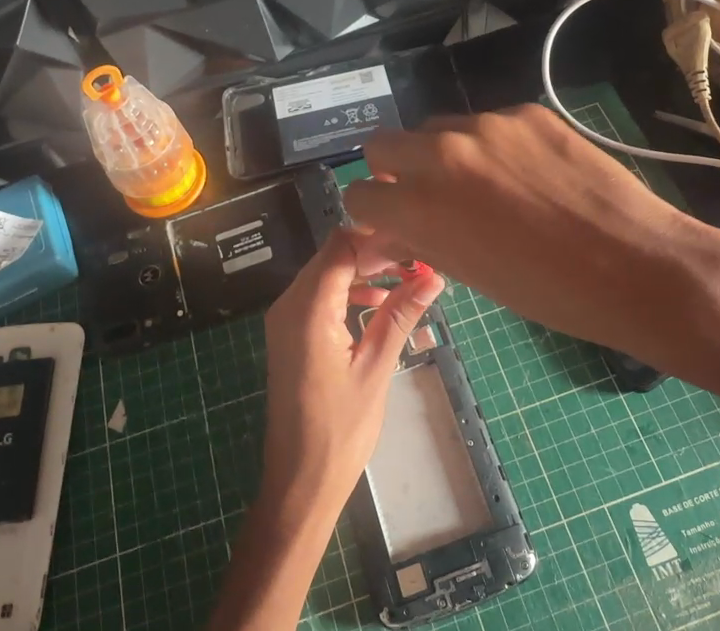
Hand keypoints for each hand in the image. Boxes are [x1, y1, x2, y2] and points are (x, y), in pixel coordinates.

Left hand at [259, 229, 444, 511]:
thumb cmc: (340, 430)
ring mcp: (285, 321)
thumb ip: (400, 316)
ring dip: (362, 273)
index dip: (378, 239)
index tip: (415, 245)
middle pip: (331, 257)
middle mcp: (289, 305)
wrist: (300, 479)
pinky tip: (379, 306)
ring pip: (325, 275)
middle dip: (374, 254)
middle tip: (418, 262)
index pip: (340, 247)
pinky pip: (318, 298)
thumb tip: (434, 277)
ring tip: (407, 281)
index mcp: (308, 310)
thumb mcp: (376, 369)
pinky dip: (347, 294)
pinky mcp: (289, 336)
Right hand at [345, 105, 719, 353]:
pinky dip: (494, 147)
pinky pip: (489, 124)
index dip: (372, 214)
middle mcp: (443, 153)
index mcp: (419, 205)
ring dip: (446, 155)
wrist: (636, 265)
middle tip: (426, 197)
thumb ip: (418, 242)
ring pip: (439, 130)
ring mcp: (488, 125)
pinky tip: (531, 176)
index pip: (359, 195)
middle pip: (383, 144)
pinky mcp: (527, 113)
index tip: (390, 222)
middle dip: (393, 172)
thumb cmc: (548, 291)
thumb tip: (386, 235)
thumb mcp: (469, 274)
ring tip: (488, 187)